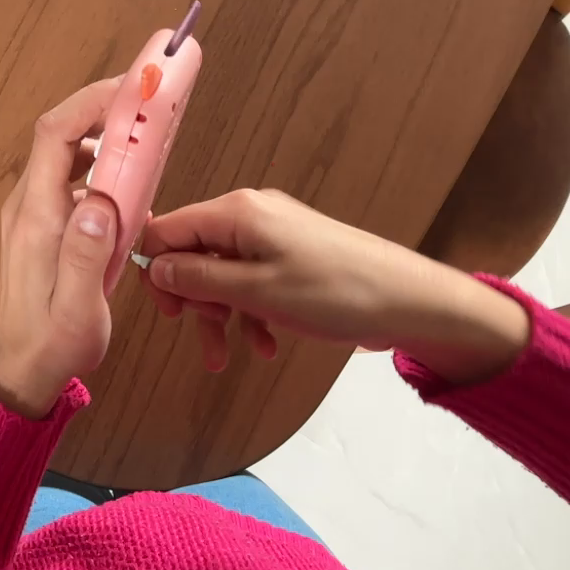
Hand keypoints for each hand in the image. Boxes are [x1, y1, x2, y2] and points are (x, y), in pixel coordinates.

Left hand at [0, 79, 123, 417]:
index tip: (132, 88)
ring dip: (102, 136)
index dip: (91, 102)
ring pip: (65, 153)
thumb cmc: (54, 342)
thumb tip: (98, 201)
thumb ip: (84, 255)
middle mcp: (28, 203)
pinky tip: (129, 184)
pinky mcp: (42, 223)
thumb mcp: (77, 308)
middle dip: (102, 109)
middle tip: (147, 104)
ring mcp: (33, 211)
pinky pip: (70, 177)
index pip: (55, 134)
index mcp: (36, 215)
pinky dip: (99, 165)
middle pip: (60, 134)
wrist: (23, 368)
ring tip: (145, 135)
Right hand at [138, 189, 529, 384]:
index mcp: (236, 212)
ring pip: (221, 274)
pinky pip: (251, 281)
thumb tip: (156, 269)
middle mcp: (250, 216)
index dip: (157, 269)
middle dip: (193, 299)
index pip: (168, 230)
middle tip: (204, 333)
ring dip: (220, 315)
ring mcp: (273, 235)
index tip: (166, 311)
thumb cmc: (334, 292)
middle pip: (193, 253)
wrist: (413, 302)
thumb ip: (198, 278)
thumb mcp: (255, 291)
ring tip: (226, 357)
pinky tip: (264, 345)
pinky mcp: (291, 256)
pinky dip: (249, 313)